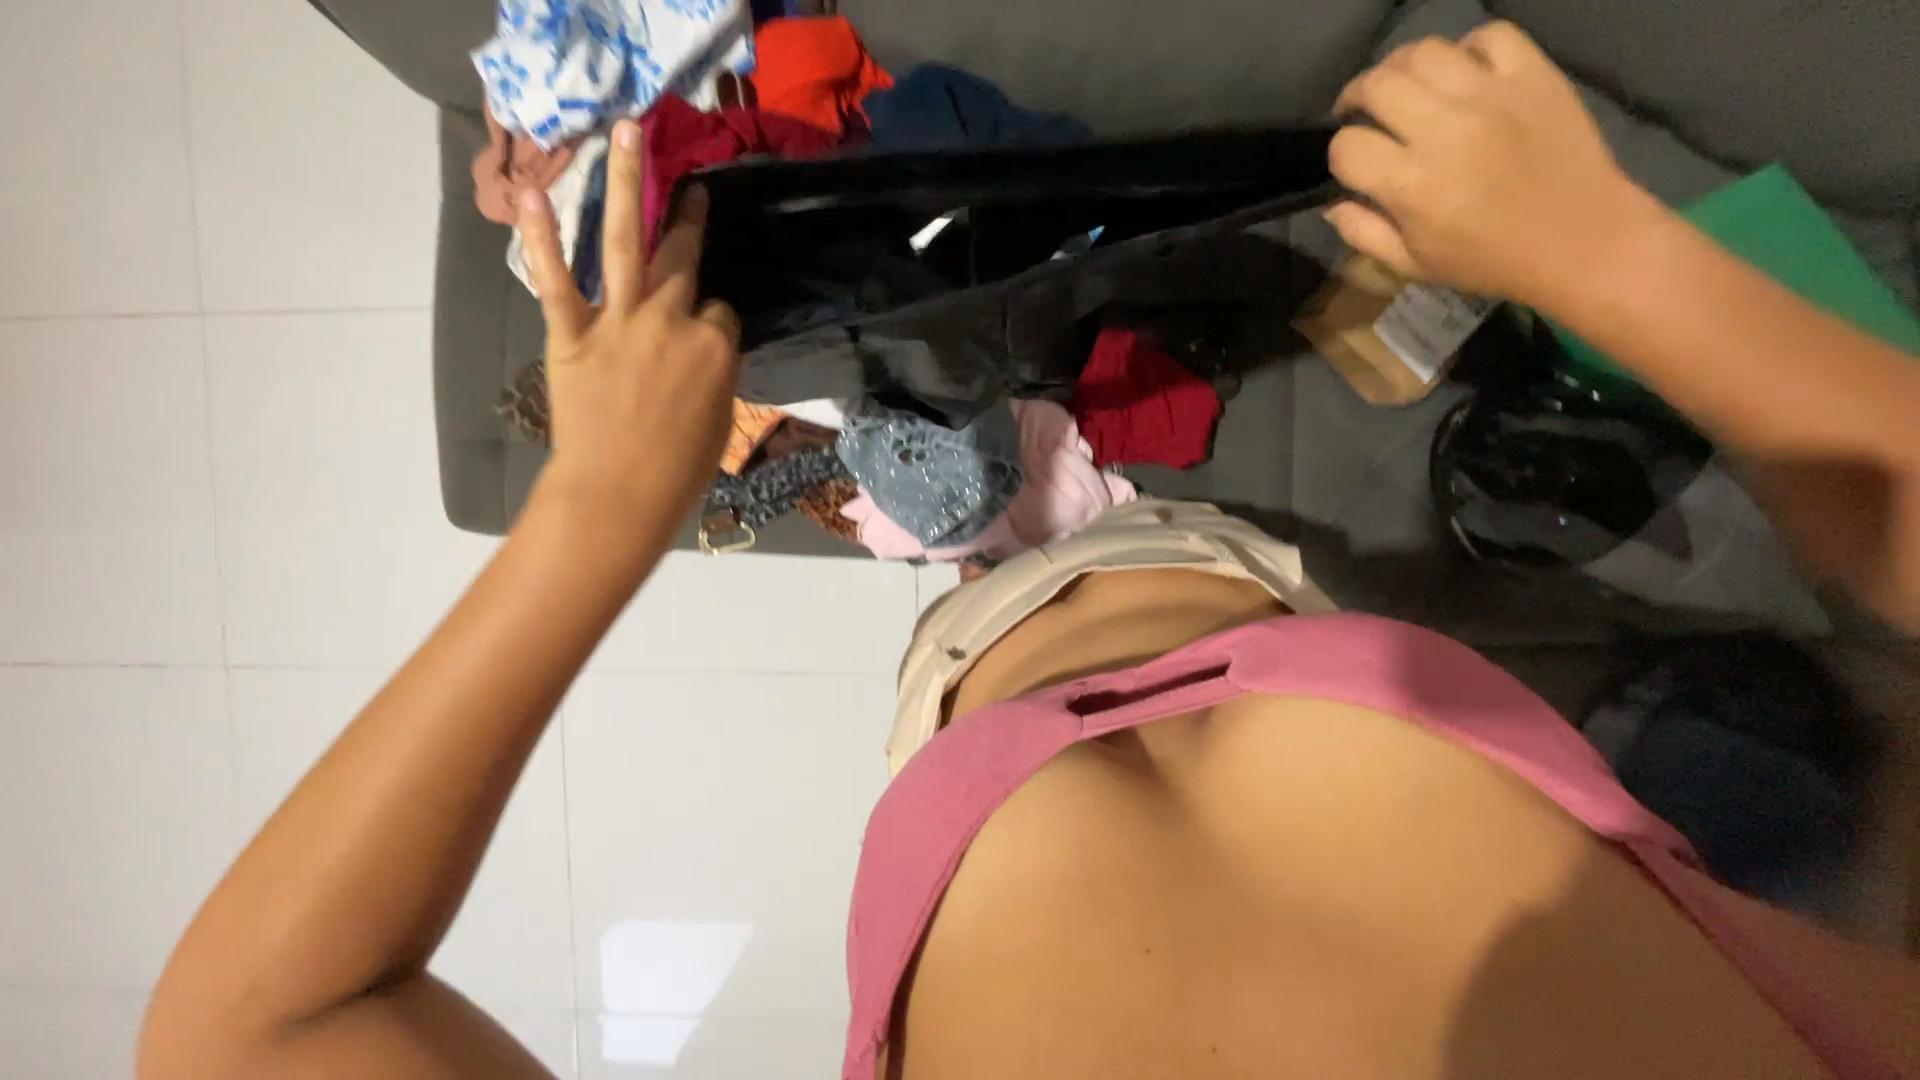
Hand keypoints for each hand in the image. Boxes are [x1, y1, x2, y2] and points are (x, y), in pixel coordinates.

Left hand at [519, 118, 742, 526]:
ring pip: (624, 244)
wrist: (619, 495)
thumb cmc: (680, 472)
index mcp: (716, 347)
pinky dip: (544, 238)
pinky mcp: (572, 334)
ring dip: (626, 185)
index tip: (705, 336)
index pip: (721, 312)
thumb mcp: (718, 420)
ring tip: (627, 136)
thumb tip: (702, 353)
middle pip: (682, 259)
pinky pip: (557, 280)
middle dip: (688, 219)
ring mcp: (620, 323)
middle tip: (691, 188)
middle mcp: (672, 321)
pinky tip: (535, 194)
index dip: (715, 322)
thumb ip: (713, 374)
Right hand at [1326, 21, 1663, 304]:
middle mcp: (1445, 130)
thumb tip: (1331, 202)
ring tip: (1405, 88)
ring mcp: (1492, 95)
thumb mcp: (1409, 264)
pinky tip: (1461, 74)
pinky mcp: (1533, 74)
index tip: (1351, 165)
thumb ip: (1362, 232)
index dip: (1339, 156)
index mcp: (1411, 183)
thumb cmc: (1486, 260)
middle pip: (1377, 84)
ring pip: (1424, 51)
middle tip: (1361, 113)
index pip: (1347, 147)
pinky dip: (1466, 49)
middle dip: (1356, 97)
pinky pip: (1489, 36)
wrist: (1579, 239)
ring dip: (1401, 67)